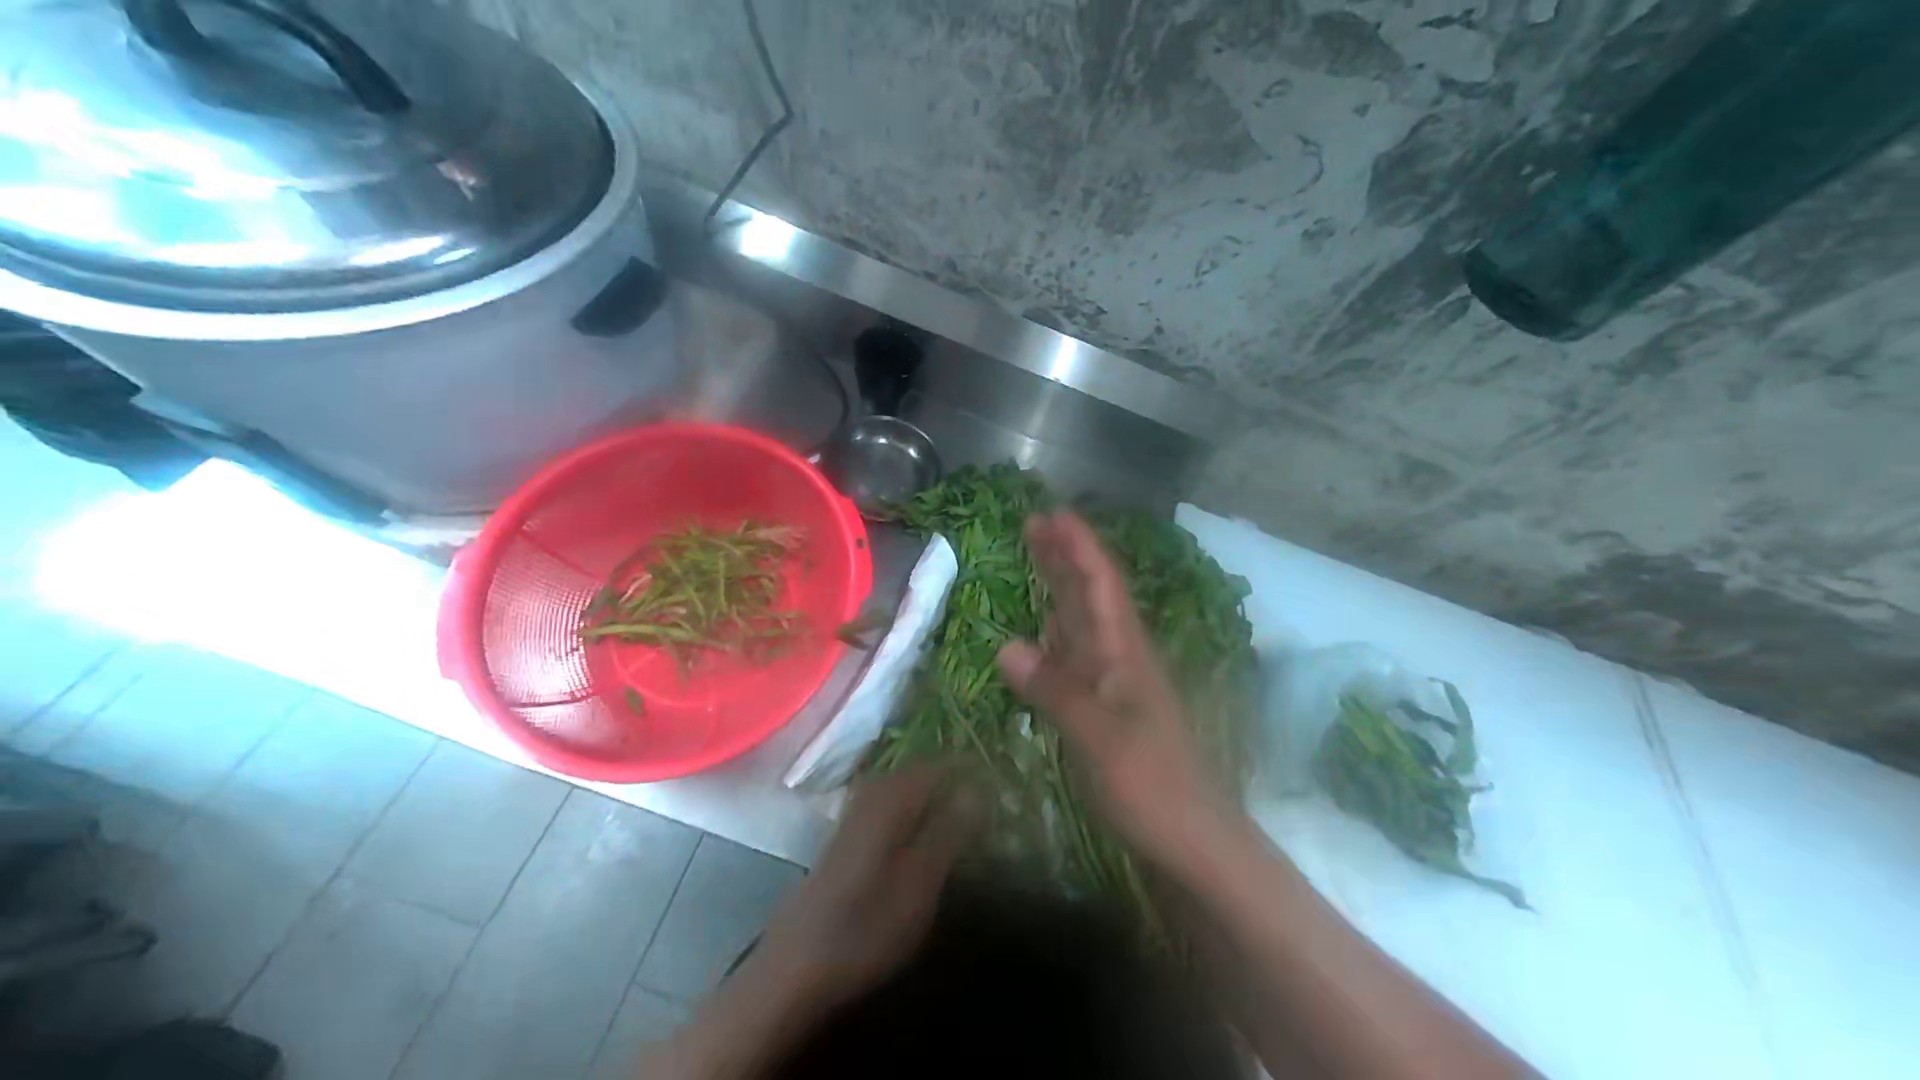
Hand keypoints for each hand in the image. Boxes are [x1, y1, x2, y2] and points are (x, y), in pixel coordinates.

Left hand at [752, 767, 968, 1011]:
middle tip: (989, 803)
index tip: (1000, 786)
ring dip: (934, 798)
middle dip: (954, 781)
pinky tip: (924, 839)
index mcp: (889, 799)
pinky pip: (890, 808)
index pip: (939, 764)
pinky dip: (914, 814)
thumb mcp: (919, 885)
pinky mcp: (847, 838)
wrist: (792, 969)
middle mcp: (869, 796)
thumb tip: (976, 789)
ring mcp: (854, 816)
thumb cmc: (863, 930)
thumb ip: (948, 832)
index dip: (970, 770)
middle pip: (920, 773)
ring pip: (904, 791)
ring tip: (965, 820)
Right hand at [997, 511, 1242, 871]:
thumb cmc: (1153, 786)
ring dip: (1061, 590)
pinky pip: (1075, 660)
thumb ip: (1055, 690)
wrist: (1194, 842)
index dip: (1079, 546)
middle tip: (1034, 523)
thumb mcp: (1100, 737)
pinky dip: (1056, 638)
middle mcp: (1121, 659)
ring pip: (1083, 624)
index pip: (1101, 585)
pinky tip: (1042, 633)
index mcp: (1126, 653)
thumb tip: (1005, 645)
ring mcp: (1115, 685)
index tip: (1053, 512)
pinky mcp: (1106, 712)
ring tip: (1036, 562)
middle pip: (1091, 596)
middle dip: (1065, 557)